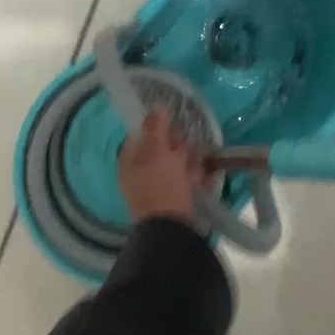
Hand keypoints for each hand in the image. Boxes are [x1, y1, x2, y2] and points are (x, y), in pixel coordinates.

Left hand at [119, 107, 206, 225]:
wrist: (172, 230)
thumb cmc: (160, 185)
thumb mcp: (157, 151)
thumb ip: (156, 127)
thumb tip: (157, 105)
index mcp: (130, 162)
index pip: (141, 135)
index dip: (157, 126)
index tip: (172, 122)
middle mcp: (141, 174)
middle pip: (160, 149)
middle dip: (176, 143)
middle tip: (187, 141)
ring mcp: (159, 188)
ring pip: (175, 164)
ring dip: (188, 159)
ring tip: (198, 158)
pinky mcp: (176, 200)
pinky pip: (186, 180)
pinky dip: (195, 175)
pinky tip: (204, 173)